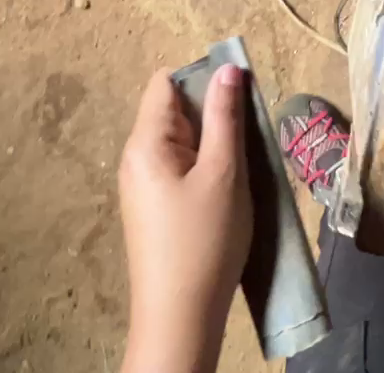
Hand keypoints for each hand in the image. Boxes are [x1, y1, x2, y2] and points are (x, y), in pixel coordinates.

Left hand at [118, 65, 250, 372]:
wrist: (180, 317)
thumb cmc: (204, 239)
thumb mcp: (224, 171)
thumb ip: (226, 115)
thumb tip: (228, 67)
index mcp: (146, 143)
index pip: (166, 82)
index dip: (202, 77)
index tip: (237, 96)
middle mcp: (136, 157)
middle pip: (175, 108)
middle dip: (213, 109)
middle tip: (246, 131)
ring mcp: (144, 183)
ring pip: (182, 138)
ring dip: (214, 138)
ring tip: (241, 159)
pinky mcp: (155, 205)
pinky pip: (181, 163)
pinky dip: (206, 162)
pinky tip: (227, 185)